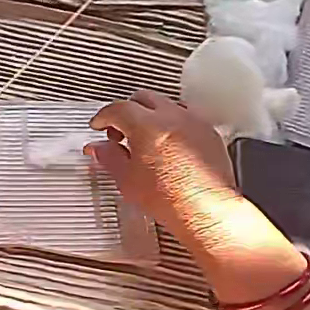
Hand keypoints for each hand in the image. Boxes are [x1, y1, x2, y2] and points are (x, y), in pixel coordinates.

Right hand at [87, 92, 240, 247]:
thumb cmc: (171, 198)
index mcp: (147, 125)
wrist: (205, 210)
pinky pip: (187, 119)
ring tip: (145, 138)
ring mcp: (194, 122)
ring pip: (167, 105)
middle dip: (127, 112)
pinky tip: (169, 145)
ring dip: (152, 116)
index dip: (104, 116)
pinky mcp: (210, 133)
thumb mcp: (127, 180)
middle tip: (119, 131)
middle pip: (143, 99)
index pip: (118, 109)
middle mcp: (172, 117)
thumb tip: (100, 149)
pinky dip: (173, 126)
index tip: (100, 124)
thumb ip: (109, 157)